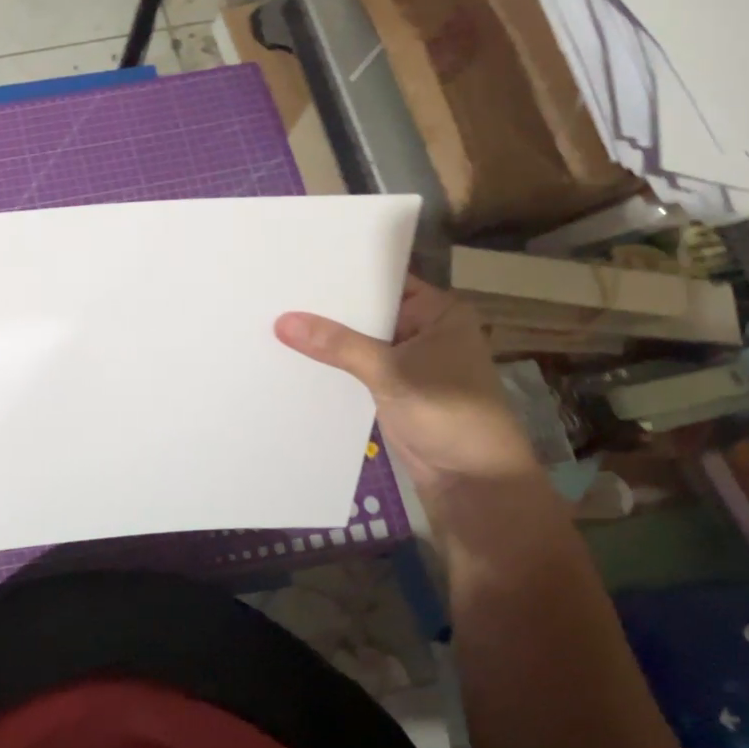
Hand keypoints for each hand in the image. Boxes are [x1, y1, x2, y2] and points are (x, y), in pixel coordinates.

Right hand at [275, 276, 538, 496]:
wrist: (474, 482)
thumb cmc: (449, 414)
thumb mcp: (391, 373)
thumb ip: (337, 345)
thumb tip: (281, 321)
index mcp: (439, 312)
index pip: (382, 280)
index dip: (342, 273)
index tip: (297, 265)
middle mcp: (424, 329)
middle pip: (366, 309)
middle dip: (327, 307)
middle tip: (276, 291)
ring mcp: (408, 360)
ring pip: (358, 339)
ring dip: (327, 337)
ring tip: (274, 318)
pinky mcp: (393, 387)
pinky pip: (356, 365)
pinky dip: (333, 363)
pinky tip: (293, 354)